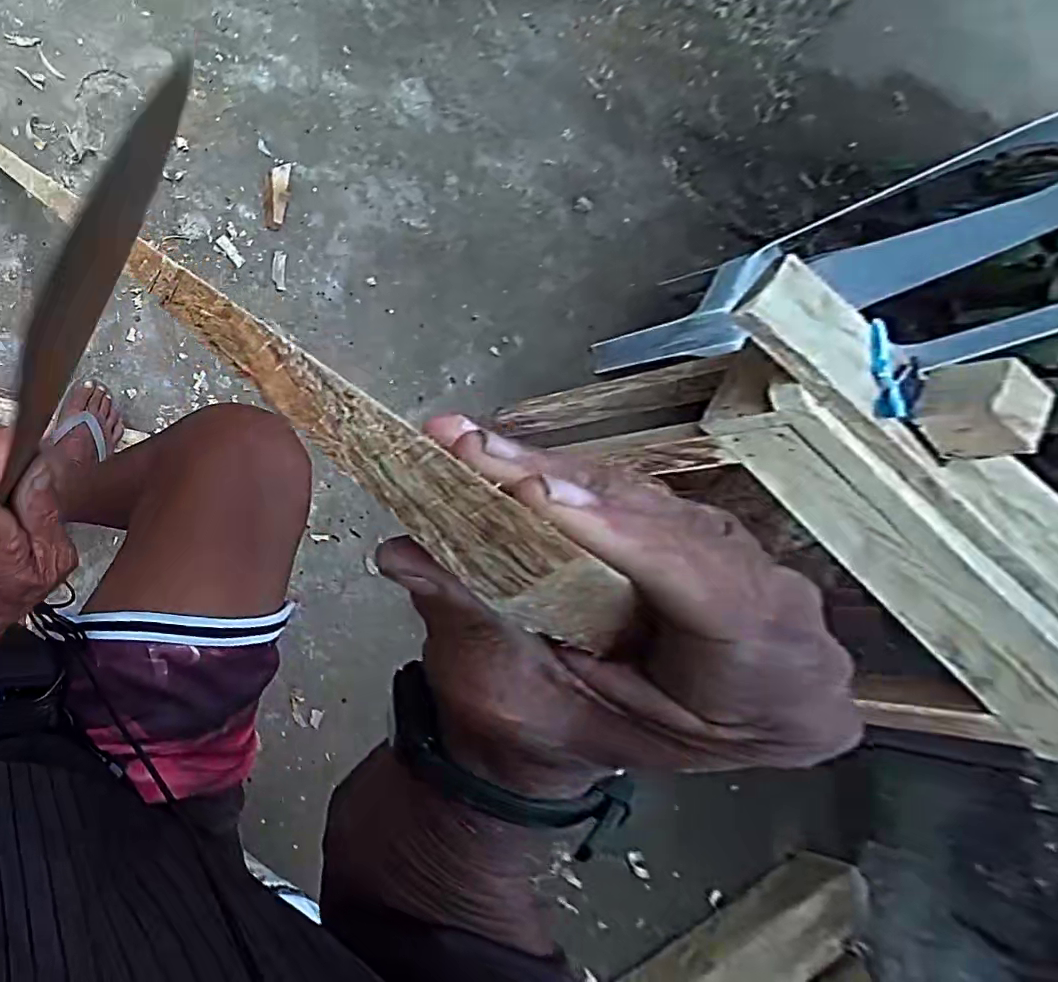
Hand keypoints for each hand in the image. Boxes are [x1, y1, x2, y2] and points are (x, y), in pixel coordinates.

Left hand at [0, 427, 77, 637]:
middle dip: (23, 456)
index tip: (41, 468)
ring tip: (17, 499)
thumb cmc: (6, 587)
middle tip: (34, 490)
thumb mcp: (50, 561)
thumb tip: (43, 468)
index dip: (26, 450)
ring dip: (9, 463)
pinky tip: (2, 501)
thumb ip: (47, 511)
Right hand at [376, 415, 860, 797]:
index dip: (626, 538)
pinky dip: (551, 474)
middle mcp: (778, 629)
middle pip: (676, 534)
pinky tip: (493, 451)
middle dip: (567, 489)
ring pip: (645, 502)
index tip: (532, 493)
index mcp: (769, 704)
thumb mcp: (499, 686)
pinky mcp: (680, 540)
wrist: (537, 732)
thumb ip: (461, 612)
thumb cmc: (531, 728)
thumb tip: (399, 554)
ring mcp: (734, 576)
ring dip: (549, 471)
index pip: (719, 602)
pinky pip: (623, 495)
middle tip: (475, 451)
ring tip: (468, 443)